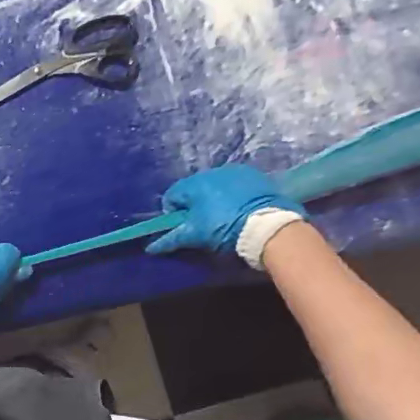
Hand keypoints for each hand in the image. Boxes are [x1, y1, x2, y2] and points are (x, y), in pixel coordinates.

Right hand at [146, 164, 306, 263]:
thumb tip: (150, 248)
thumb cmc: (224, 228)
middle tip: (204, 225)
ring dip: (214, 199)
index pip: (172, 197)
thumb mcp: (195, 236)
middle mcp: (210, 172)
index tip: (185, 228)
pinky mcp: (254, 175)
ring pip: (215, 186)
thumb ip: (171, 239)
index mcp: (193, 184)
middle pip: (193, 190)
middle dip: (195, 205)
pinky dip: (234, 194)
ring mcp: (234, 171)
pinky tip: (241, 209)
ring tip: (224, 217)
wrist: (269, 225)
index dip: (174, 214)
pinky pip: (236, 184)